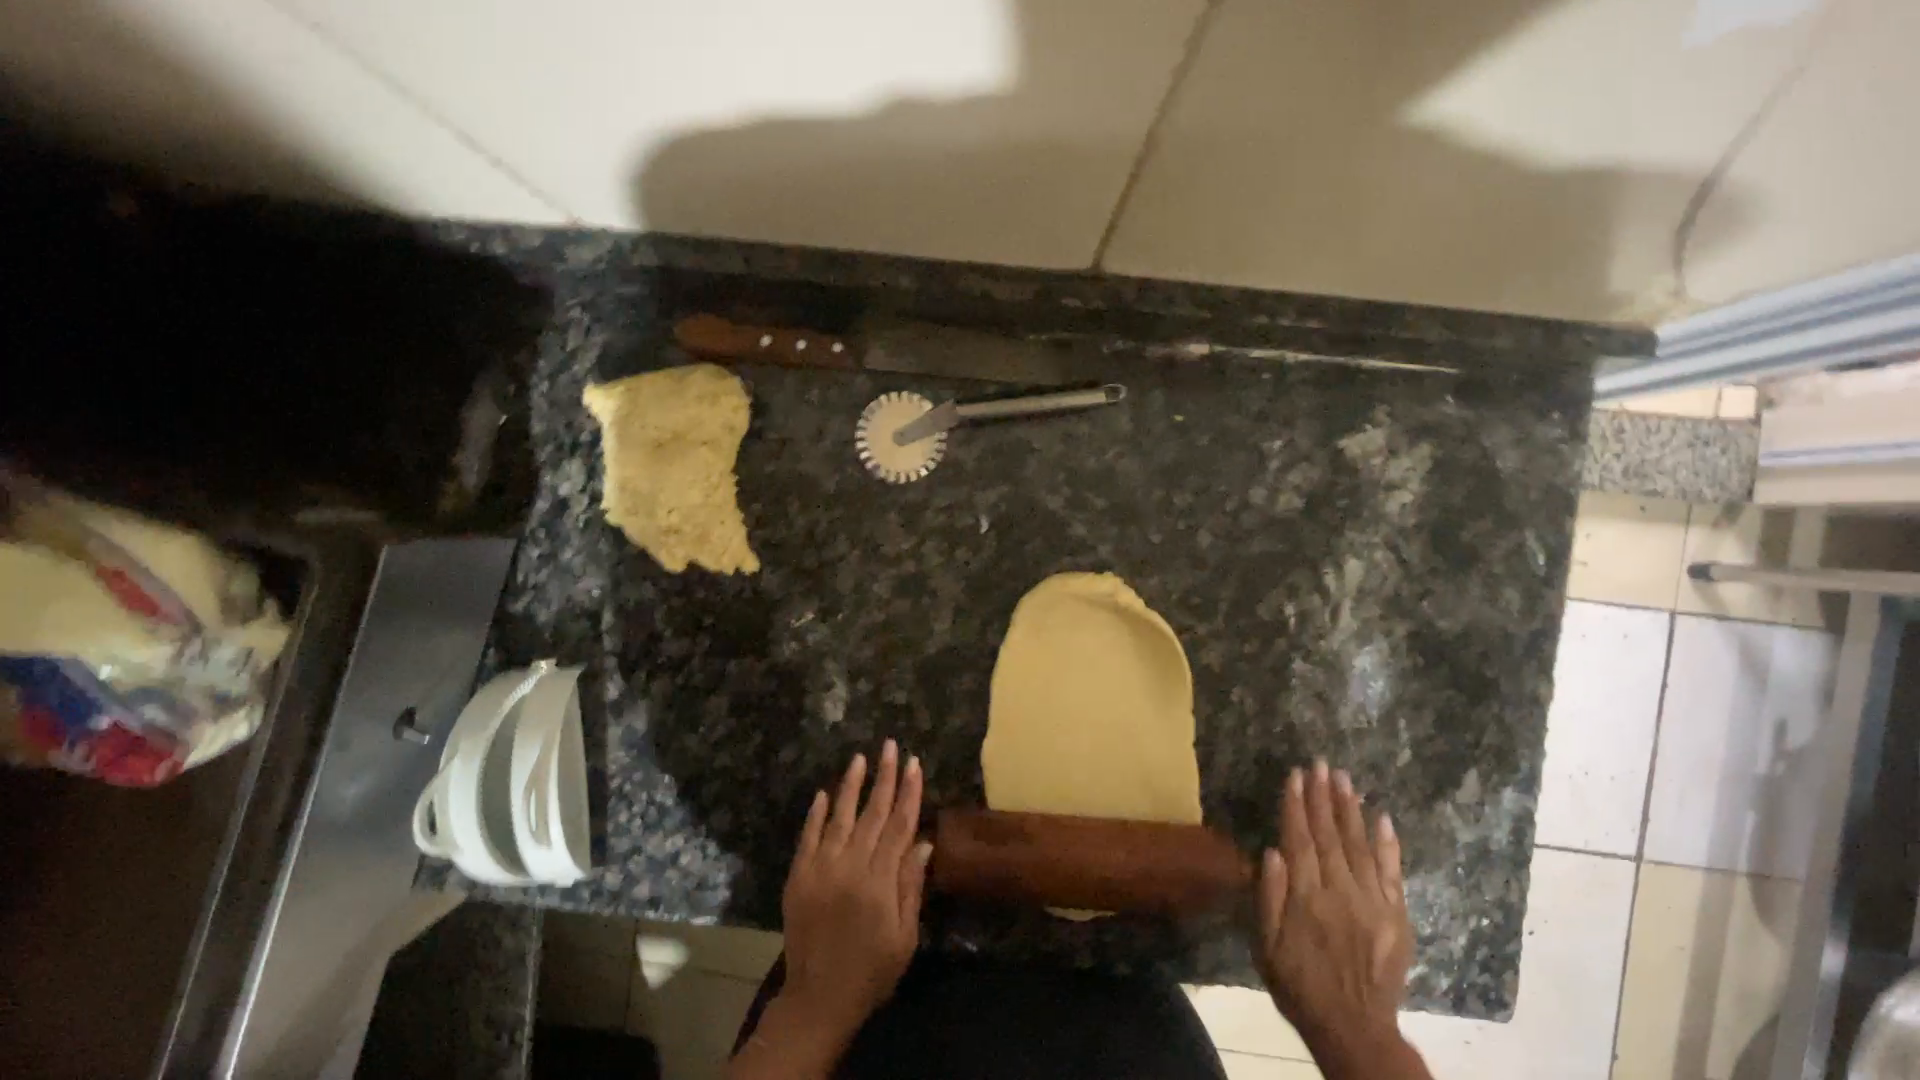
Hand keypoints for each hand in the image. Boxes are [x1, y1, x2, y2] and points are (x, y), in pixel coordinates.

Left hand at [780, 740, 931, 1031]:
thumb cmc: (872, 971)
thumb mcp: (905, 936)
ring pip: (840, 817)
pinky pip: (808, 837)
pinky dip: (816, 814)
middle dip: (884, 777)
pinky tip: (825, 793)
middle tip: (891, 746)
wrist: (819, 998)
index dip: (908, 793)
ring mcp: (820, 869)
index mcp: (880, 882)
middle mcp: (850, 867)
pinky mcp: (798, 877)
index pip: (899, 825)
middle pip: (872, 813)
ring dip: (851, 786)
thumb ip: (911, 886)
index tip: (915, 764)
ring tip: (860, 758)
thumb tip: (922, 842)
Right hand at [1257, 761, 1419, 1076]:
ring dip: (1350, 809)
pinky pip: (1392, 871)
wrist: (1354, 1027)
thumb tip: (1272, 851)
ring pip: (1360, 844)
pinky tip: (1382, 817)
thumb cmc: (1299, 985)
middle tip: (1321, 764)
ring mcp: (1373, 901)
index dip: (1296, 805)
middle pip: (1330, 835)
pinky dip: (1387, 843)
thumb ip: (1269, 898)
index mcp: (1306, 898)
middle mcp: (1340, 891)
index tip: (1295, 776)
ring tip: (1344, 778)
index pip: (1300, 839)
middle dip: (1323, 796)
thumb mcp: (1266, 946)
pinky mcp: (1396, 914)